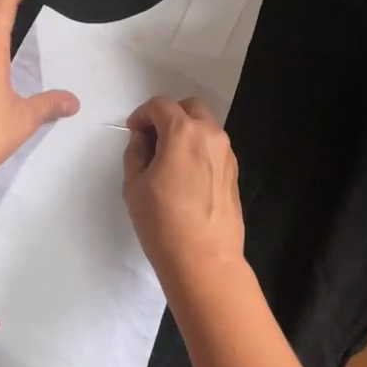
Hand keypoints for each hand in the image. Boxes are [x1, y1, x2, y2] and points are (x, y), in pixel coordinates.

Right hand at [121, 96, 244, 284]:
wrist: (204, 261)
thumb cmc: (162, 222)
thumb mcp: (134, 185)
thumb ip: (136, 152)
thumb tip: (143, 139)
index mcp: (183, 131)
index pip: (160, 105)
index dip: (142, 114)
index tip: (133, 132)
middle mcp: (210, 135)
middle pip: (189, 107)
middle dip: (168, 116)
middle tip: (152, 139)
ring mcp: (226, 153)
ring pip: (205, 127)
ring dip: (185, 132)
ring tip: (168, 160)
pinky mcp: (234, 173)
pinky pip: (214, 148)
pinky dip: (198, 149)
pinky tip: (185, 176)